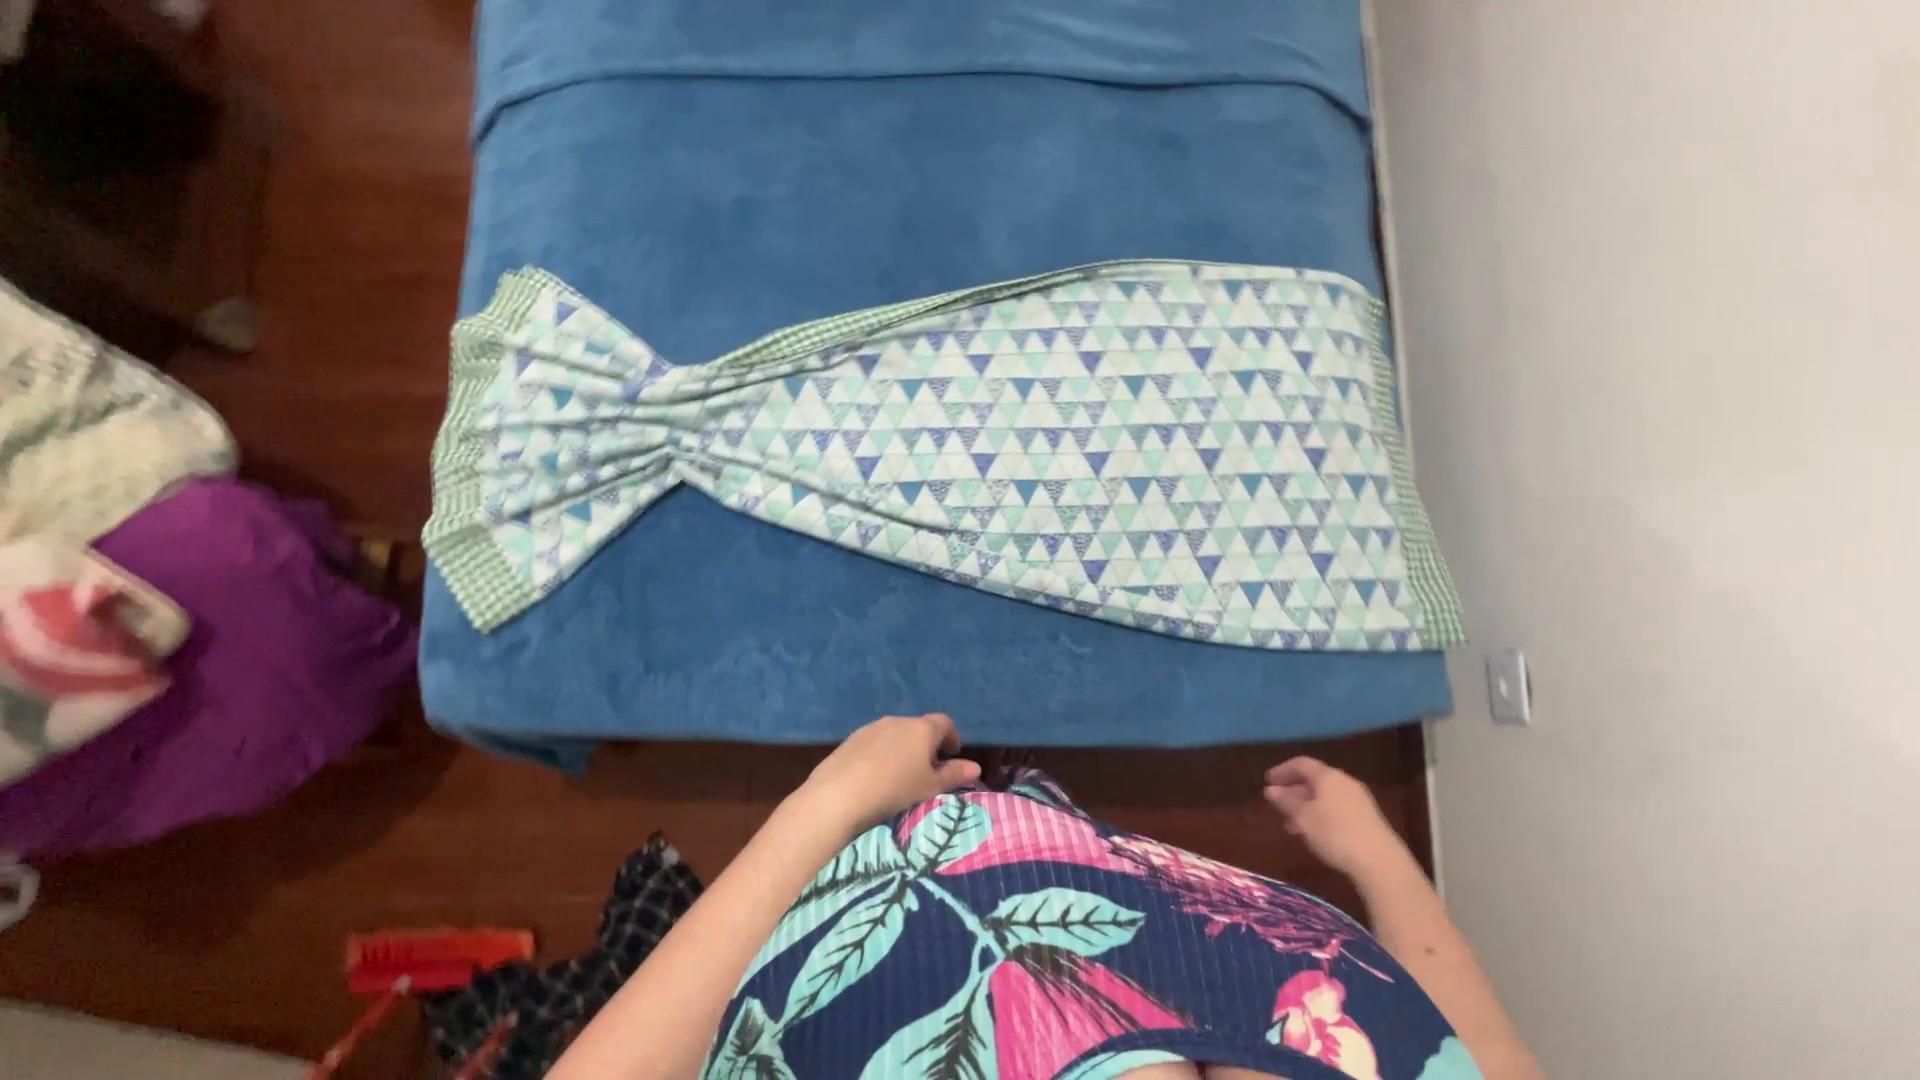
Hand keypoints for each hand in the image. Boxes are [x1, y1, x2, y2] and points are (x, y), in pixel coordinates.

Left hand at [800, 714, 980, 834]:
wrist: (839, 795)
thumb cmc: (895, 790)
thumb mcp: (930, 787)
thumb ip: (954, 775)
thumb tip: (975, 767)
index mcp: (922, 728)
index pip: (945, 723)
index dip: (952, 737)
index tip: (951, 756)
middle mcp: (898, 720)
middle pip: (919, 727)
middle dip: (926, 745)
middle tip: (927, 771)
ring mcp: (871, 728)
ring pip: (895, 734)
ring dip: (903, 749)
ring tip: (900, 775)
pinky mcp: (851, 739)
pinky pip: (875, 742)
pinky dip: (882, 754)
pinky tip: (876, 776)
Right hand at [1263, 756, 1416, 882]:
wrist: (1380, 861)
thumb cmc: (1335, 833)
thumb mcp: (1303, 818)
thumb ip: (1286, 802)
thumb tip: (1271, 790)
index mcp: (1328, 776)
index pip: (1301, 764)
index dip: (1282, 770)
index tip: (1267, 781)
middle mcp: (1345, 782)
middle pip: (1314, 780)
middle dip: (1293, 790)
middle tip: (1277, 803)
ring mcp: (1358, 800)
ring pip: (1325, 796)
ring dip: (1306, 806)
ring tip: (1290, 824)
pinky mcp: (1367, 817)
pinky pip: (1336, 808)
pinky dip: (1320, 814)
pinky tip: (1313, 833)